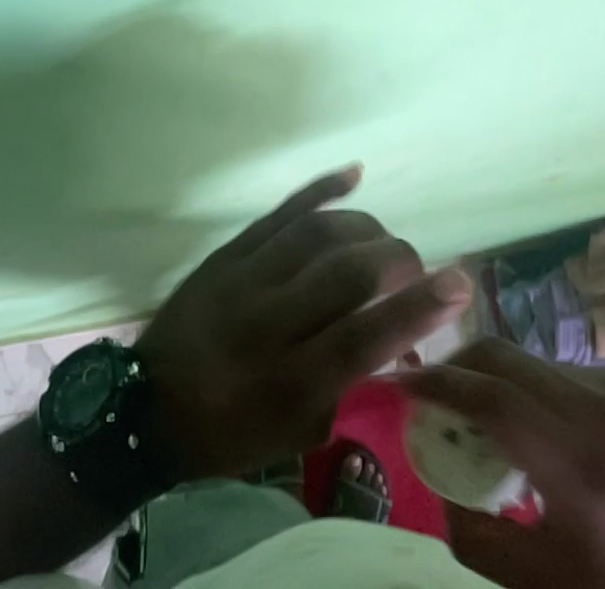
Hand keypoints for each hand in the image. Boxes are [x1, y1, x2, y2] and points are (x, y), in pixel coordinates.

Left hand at [133, 165, 472, 483]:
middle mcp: (269, 323)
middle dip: (397, 262)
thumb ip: (347, 382)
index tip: (459, 284)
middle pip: (347, 272)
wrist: (146, 406)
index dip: (419, 307)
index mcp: (291, 380)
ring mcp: (243, 280)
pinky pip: (278, 212)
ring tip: (382, 243)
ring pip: (318, 232)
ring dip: (366, 229)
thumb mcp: (296, 431)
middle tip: (414, 270)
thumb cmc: (230, 431)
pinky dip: (319, 189)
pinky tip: (355, 173)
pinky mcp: (225, 255)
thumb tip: (392, 336)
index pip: (366, 335)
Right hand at [404, 340, 604, 588]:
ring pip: (530, 359)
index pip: (483, 393)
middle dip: (453, 364)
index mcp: (574, 458)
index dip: (432, 382)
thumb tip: (437, 492)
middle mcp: (596, 407)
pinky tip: (535, 423)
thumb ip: (475, 536)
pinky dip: (531, 383)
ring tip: (481, 414)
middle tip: (430, 394)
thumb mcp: (544, 583)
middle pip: (500, 355)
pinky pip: (563, 371)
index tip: (395, 383)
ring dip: (492, 374)